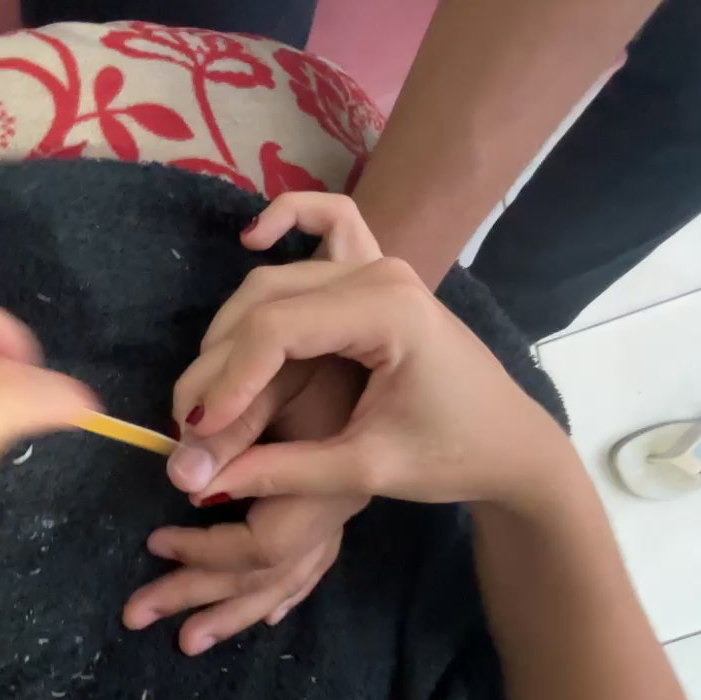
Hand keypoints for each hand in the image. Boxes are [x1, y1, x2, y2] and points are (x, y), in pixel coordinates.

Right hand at [174, 254, 574, 510]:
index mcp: (387, 313)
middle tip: (189, 421)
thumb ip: (279, 471)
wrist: (511, 445)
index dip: (226, 380)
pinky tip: (253, 236)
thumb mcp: (365, 470)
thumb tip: (195, 482)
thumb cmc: (451, 456)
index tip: (196, 431)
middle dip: (218, 363)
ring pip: (274, 281)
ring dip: (231, 328)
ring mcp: (379, 266)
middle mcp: (378, 274)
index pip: (276, 330)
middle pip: (264, 301)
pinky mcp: (376, 275)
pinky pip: (329, 224)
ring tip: (207, 386)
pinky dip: (291, 217)